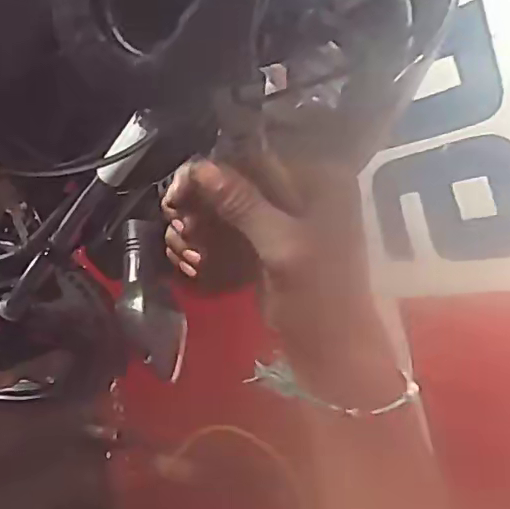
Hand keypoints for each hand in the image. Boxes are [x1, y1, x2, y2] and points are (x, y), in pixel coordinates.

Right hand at [162, 148, 394, 404]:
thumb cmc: (319, 298)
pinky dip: (208, 240)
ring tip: (185, 249)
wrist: (334, 351)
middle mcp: (300, 192)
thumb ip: (243, 204)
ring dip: (199, 224)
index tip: (176, 195)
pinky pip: (230, 229)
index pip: (254, 156)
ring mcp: (283, 220)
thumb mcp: (281, 246)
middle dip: (199, 200)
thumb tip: (201, 168)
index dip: (209, 170)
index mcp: (318, 182)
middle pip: (235, 179)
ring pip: (227, 205)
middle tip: (175, 224)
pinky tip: (192, 258)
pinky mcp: (267, 244)